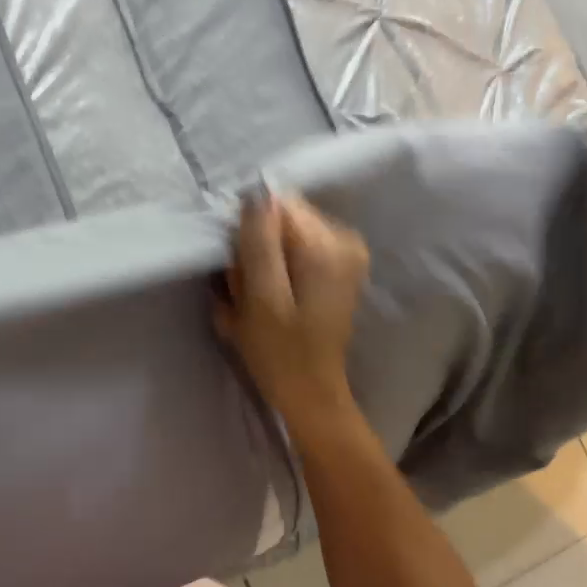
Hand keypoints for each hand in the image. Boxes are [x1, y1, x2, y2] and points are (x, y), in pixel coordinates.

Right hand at [217, 197, 369, 434]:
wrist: (310, 394)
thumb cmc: (280, 353)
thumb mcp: (260, 299)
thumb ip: (258, 242)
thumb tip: (256, 192)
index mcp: (328, 245)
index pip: (276, 205)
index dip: (248, 232)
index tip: (238, 270)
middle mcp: (345, 239)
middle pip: (283, 218)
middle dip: (256, 249)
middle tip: (246, 290)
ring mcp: (347, 254)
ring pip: (286, 235)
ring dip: (264, 262)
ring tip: (258, 298)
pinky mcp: (339, 268)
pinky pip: (296, 251)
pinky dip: (277, 271)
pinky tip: (273, 299)